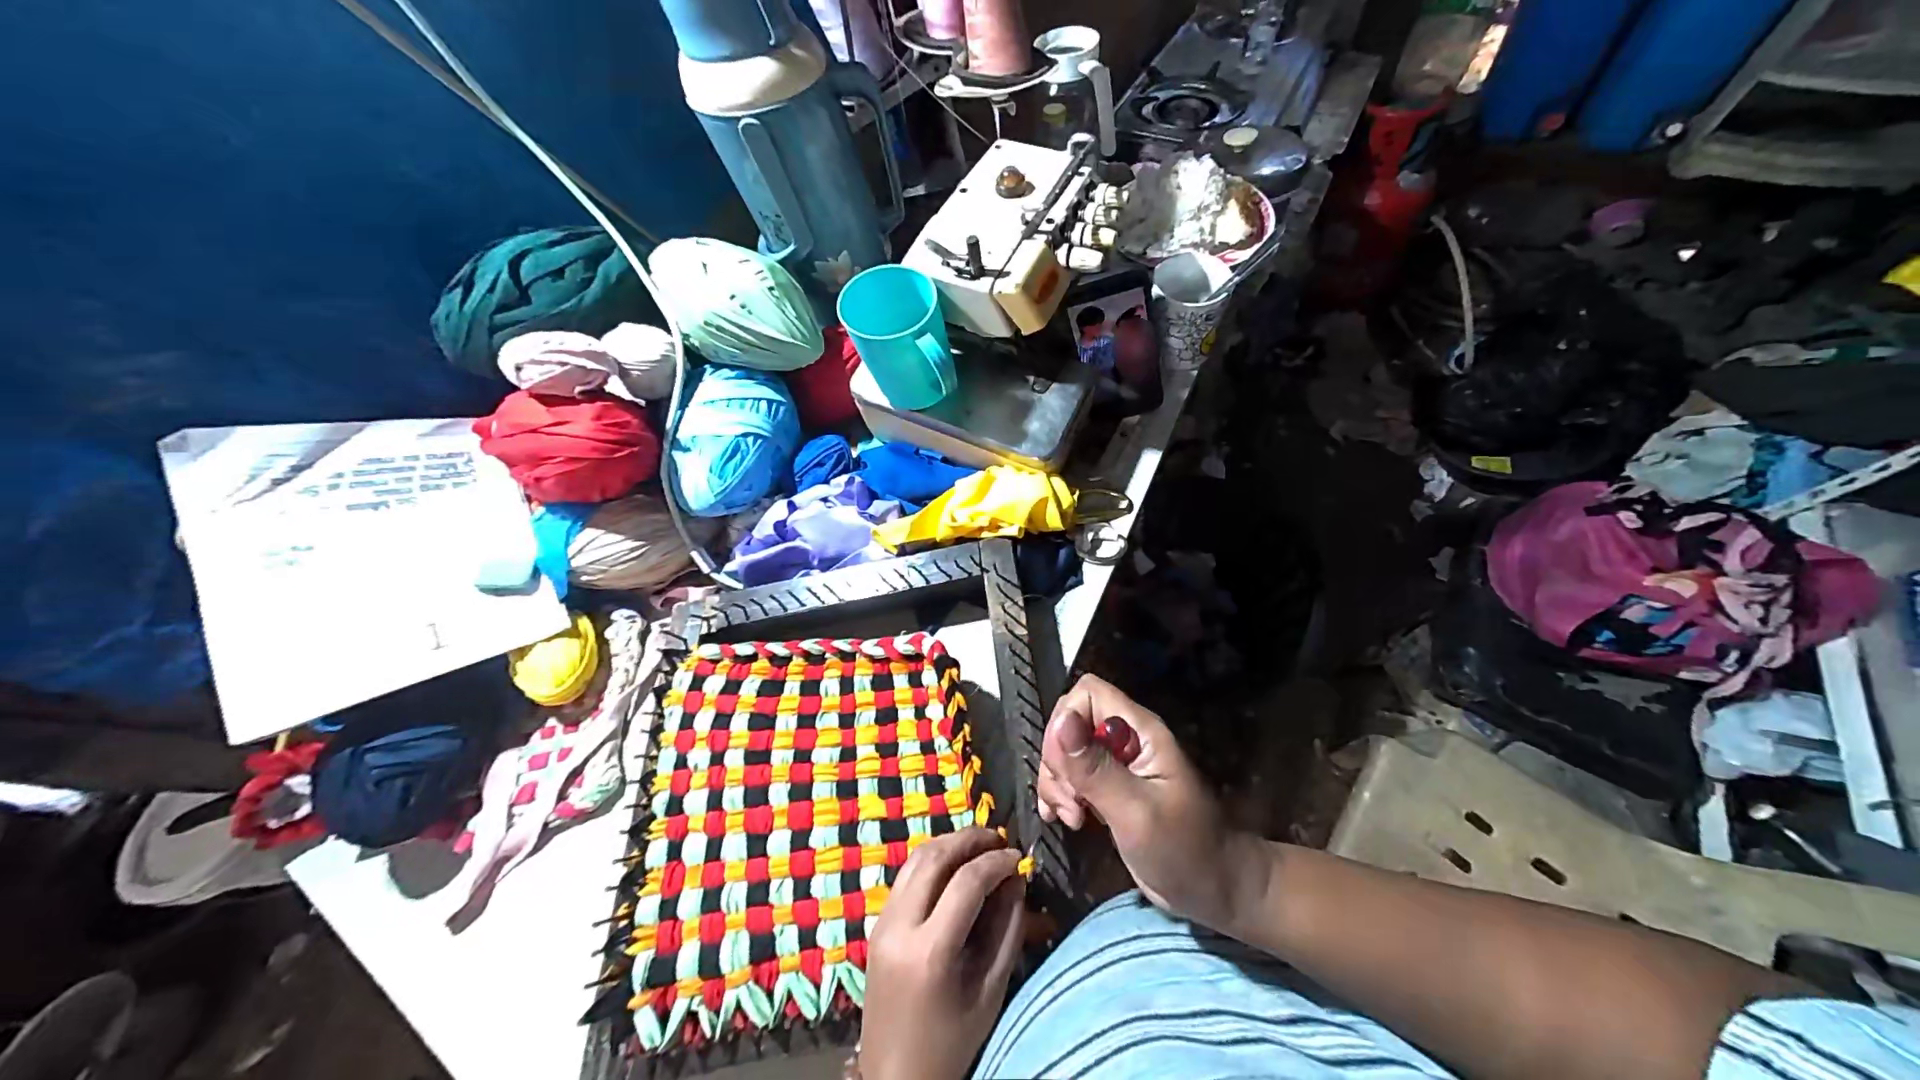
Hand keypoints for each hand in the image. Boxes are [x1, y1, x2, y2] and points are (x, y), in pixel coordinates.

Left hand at [860, 829, 1025, 1079]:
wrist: (895, 1075)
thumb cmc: (951, 1043)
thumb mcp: (990, 991)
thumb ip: (1007, 931)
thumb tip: (1016, 881)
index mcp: (929, 951)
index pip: (967, 882)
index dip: (997, 862)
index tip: (1020, 858)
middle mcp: (899, 927)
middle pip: (934, 857)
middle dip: (970, 840)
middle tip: (999, 839)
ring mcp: (882, 923)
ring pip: (914, 860)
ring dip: (949, 845)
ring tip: (980, 847)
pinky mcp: (876, 925)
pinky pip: (905, 877)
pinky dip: (931, 862)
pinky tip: (954, 867)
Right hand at [1037, 674, 1270, 935]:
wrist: (1216, 889)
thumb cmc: (1184, 849)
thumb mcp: (1136, 812)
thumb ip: (1096, 768)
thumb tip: (1060, 720)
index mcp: (1140, 732)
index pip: (1088, 693)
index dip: (1067, 722)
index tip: (1066, 767)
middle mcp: (1125, 739)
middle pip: (1070, 722)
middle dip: (1059, 761)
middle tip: (1071, 803)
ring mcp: (1116, 764)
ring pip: (1065, 750)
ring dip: (1056, 782)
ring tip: (1071, 818)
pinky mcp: (1108, 788)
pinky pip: (1070, 775)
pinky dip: (1059, 794)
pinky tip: (1061, 819)